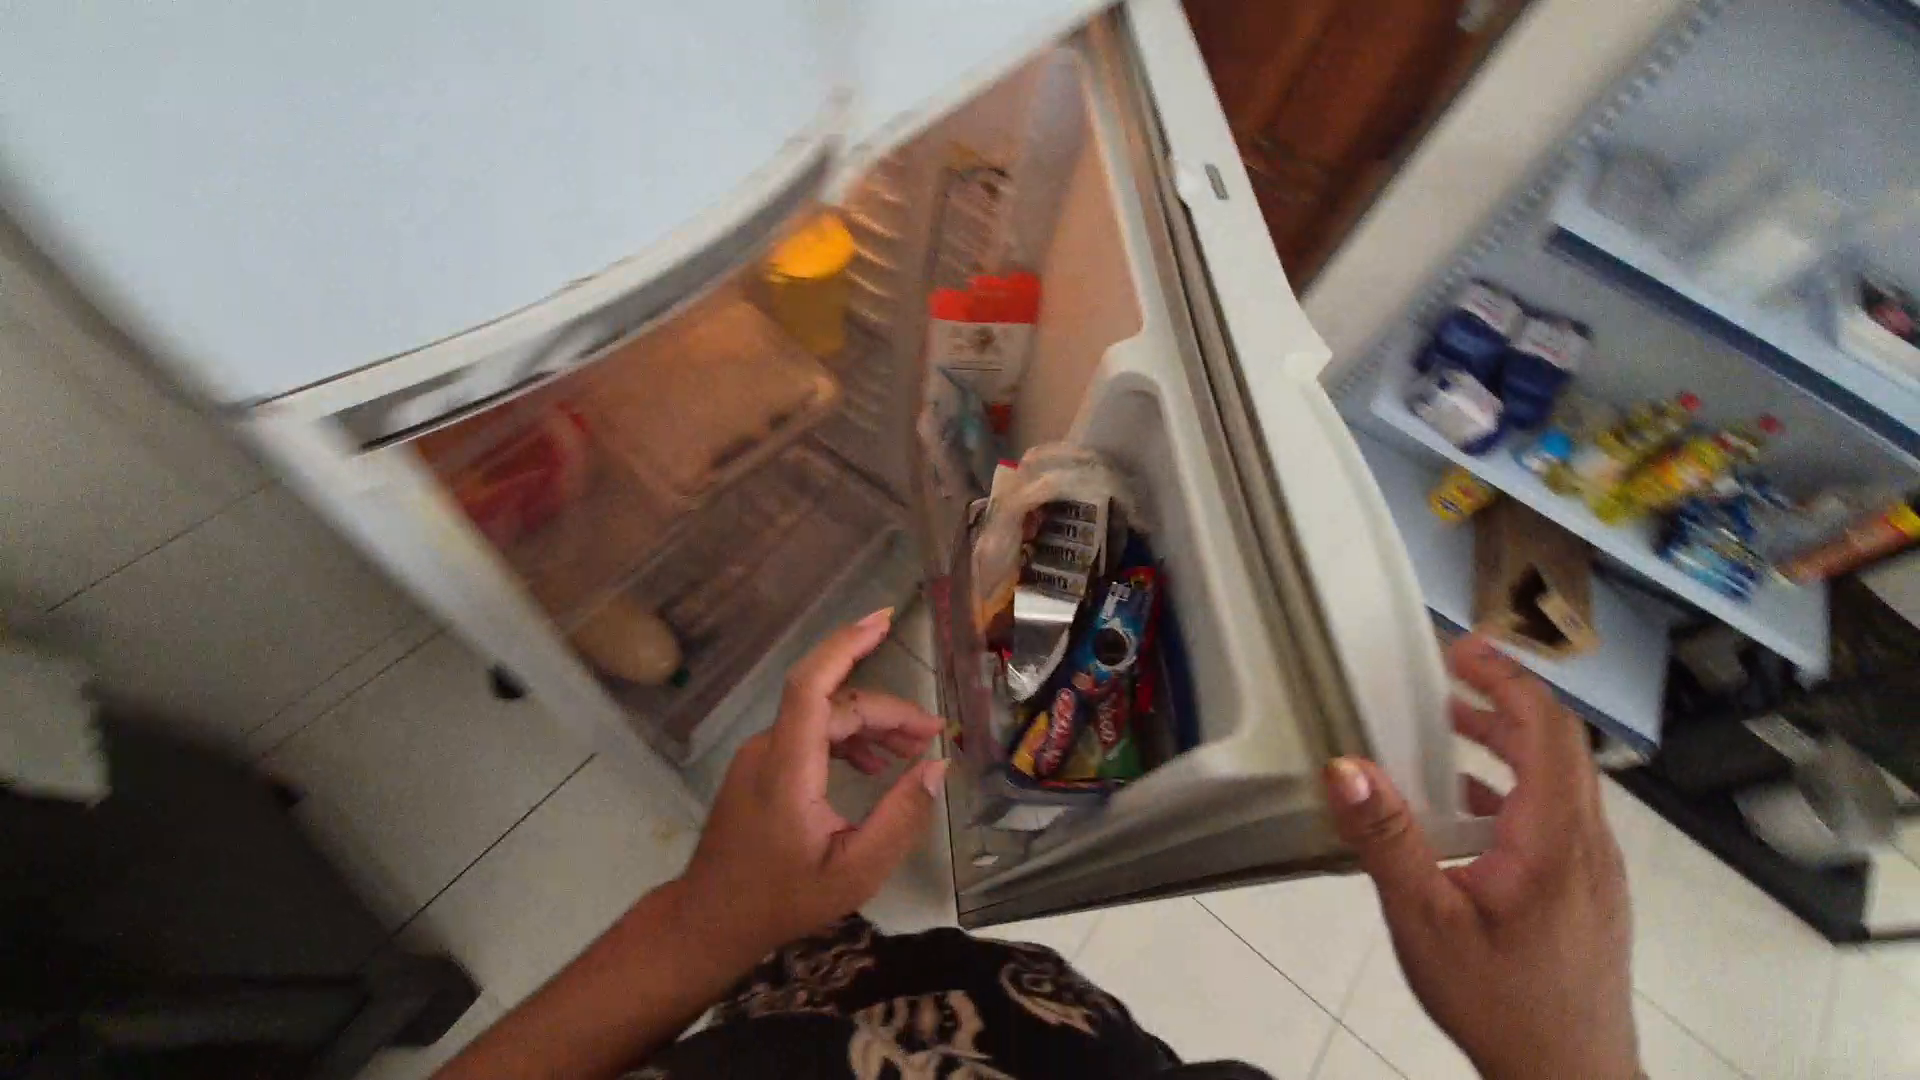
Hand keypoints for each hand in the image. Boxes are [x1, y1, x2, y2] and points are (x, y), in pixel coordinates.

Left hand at [670, 609, 947, 967]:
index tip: (884, 620)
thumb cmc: (781, 900)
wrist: (709, 920)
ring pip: (823, 715)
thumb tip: (937, 766)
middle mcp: (770, 747)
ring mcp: (762, 754)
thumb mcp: (856, 874)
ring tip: (912, 750)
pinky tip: (873, 766)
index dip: (846, 645)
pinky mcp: (762, 765)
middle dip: (887, 710)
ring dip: (870, 724)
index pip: (812, 684)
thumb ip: (901, 818)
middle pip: (834, 702)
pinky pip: (810, 733)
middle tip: (932, 734)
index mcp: (788, 767)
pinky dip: (847, 739)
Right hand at [1322, 634, 1638, 1079]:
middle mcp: (1587, 844)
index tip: (1458, 648)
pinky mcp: (1583, 894)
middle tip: (1442, 677)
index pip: (1548, 730)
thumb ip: (1386, 837)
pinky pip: (1552, 816)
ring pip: (1557, 782)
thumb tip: (1342, 762)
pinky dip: (1508, 786)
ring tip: (1446, 727)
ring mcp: (1591, 872)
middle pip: (1557, 748)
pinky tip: (1461, 809)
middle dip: (1501, 702)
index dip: (1507, 679)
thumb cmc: (1498, 998)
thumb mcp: (1425, 917)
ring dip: (1505, 742)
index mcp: (1554, 837)